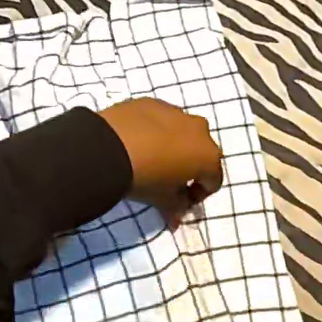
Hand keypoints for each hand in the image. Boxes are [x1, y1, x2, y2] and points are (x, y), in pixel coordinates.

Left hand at [98, 98, 223, 220]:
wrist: (108, 147)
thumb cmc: (145, 178)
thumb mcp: (163, 200)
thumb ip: (176, 208)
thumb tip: (176, 219)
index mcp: (208, 156)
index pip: (213, 181)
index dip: (199, 193)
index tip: (182, 201)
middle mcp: (199, 130)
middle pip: (201, 152)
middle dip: (189, 166)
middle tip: (169, 178)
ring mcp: (176, 112)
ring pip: (182, 131)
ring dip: (174, 145)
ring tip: (151, 158)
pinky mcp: (153, 102)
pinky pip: (160, 119)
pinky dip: (154, 130)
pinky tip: (136, 141)